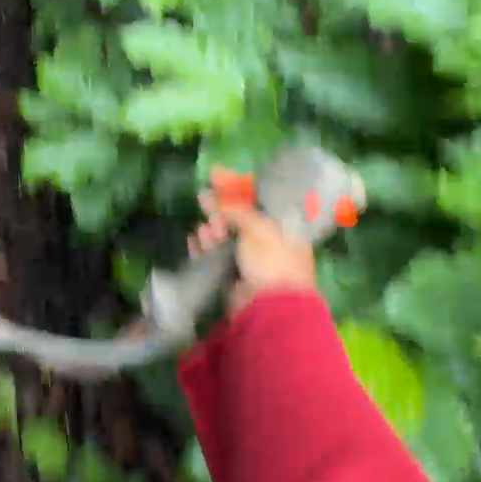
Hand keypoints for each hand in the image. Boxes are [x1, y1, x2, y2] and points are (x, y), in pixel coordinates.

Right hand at [188, 190, 317, 315]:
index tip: (215, 173)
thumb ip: (236, 210)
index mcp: (284, 228)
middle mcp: (268, 241)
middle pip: (238, 216)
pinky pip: (213, 253)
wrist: (268, 307)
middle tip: (202, 198)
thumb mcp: (258, 228)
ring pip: (224, 234)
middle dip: (220, 207)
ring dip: (212, 228)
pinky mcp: (232, 273)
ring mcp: (250, 258)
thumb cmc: (272, 262)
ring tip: (206, 231)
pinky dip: (203, 246)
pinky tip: (196, 241)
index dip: (238, 185)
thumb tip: (213, 198)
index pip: (260, 199)